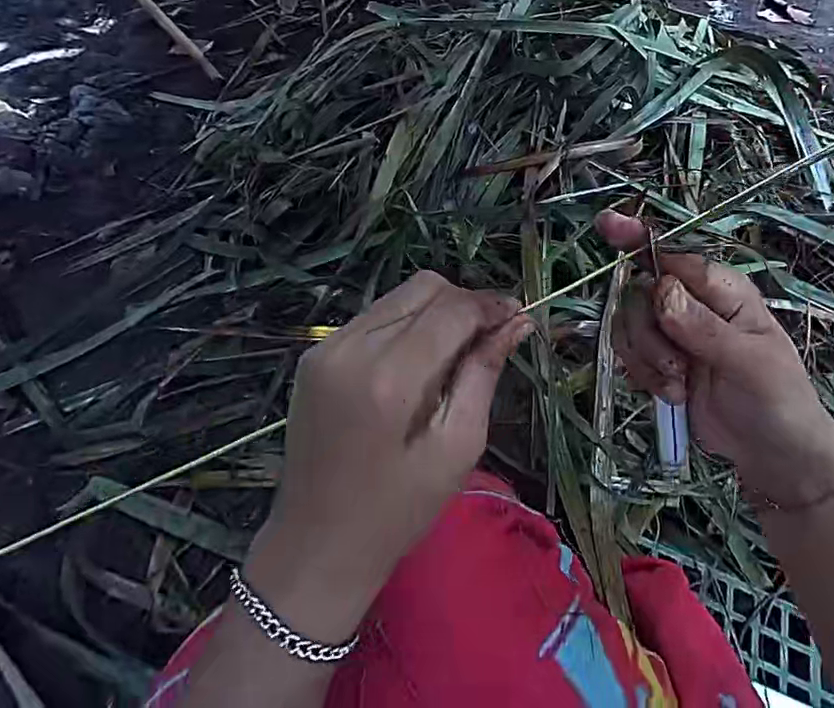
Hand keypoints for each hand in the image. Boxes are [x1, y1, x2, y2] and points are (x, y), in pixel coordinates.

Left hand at [243, 271, 530, 640]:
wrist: (316, 546)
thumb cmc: (397, 510)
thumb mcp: (457, 447)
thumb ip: (484, 374)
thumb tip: (517, 323)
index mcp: (390, 378)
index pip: (452, 309)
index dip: (490, 306)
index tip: (518, 316)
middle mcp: (353, 348)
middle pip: (424, 287)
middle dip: (465, 302)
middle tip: (491, 335)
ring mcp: (326, 348)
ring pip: (398, 297)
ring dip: (436, 311)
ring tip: (459, 348)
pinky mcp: (314, 356)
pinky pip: (374, 317)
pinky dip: (406, 324)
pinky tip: (419, 360)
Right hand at [596, 210, 833, 507]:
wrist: (775, 458)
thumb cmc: (779, 401)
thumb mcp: (750, 364)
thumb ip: (705, 328)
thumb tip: (661, 290)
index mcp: (722, 288)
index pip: (673, 255)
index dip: (637, 239)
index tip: (605, 226)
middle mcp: (693, 301)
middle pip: (640, 292)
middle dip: (648, 334)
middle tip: (677, 367)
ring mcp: (673, 331)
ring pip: (628, 323)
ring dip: (646, 360)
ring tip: (680, 387)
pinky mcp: (658, 359)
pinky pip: (627, 351)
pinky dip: (642, 375)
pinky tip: (673, 395)